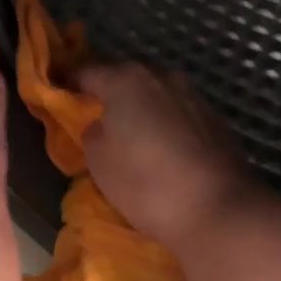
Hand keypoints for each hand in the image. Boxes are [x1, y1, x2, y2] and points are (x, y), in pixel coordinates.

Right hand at [76, 63, 256, 251]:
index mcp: (125, 80)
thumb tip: (102, 125)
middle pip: (125, 78)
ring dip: (143, 109)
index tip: (61, 96)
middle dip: (111, 94)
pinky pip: (180, 114)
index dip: (70, 83)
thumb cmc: (146, 183)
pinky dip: (168, 125)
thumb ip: (93, 133)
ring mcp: (192, 95)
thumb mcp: (99, 162)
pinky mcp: (216, 119)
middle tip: (99, 119)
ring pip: (156, 95)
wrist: (219, 209)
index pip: (86, 71)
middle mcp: (160, 76)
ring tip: (136, 138)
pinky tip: (168, 152)